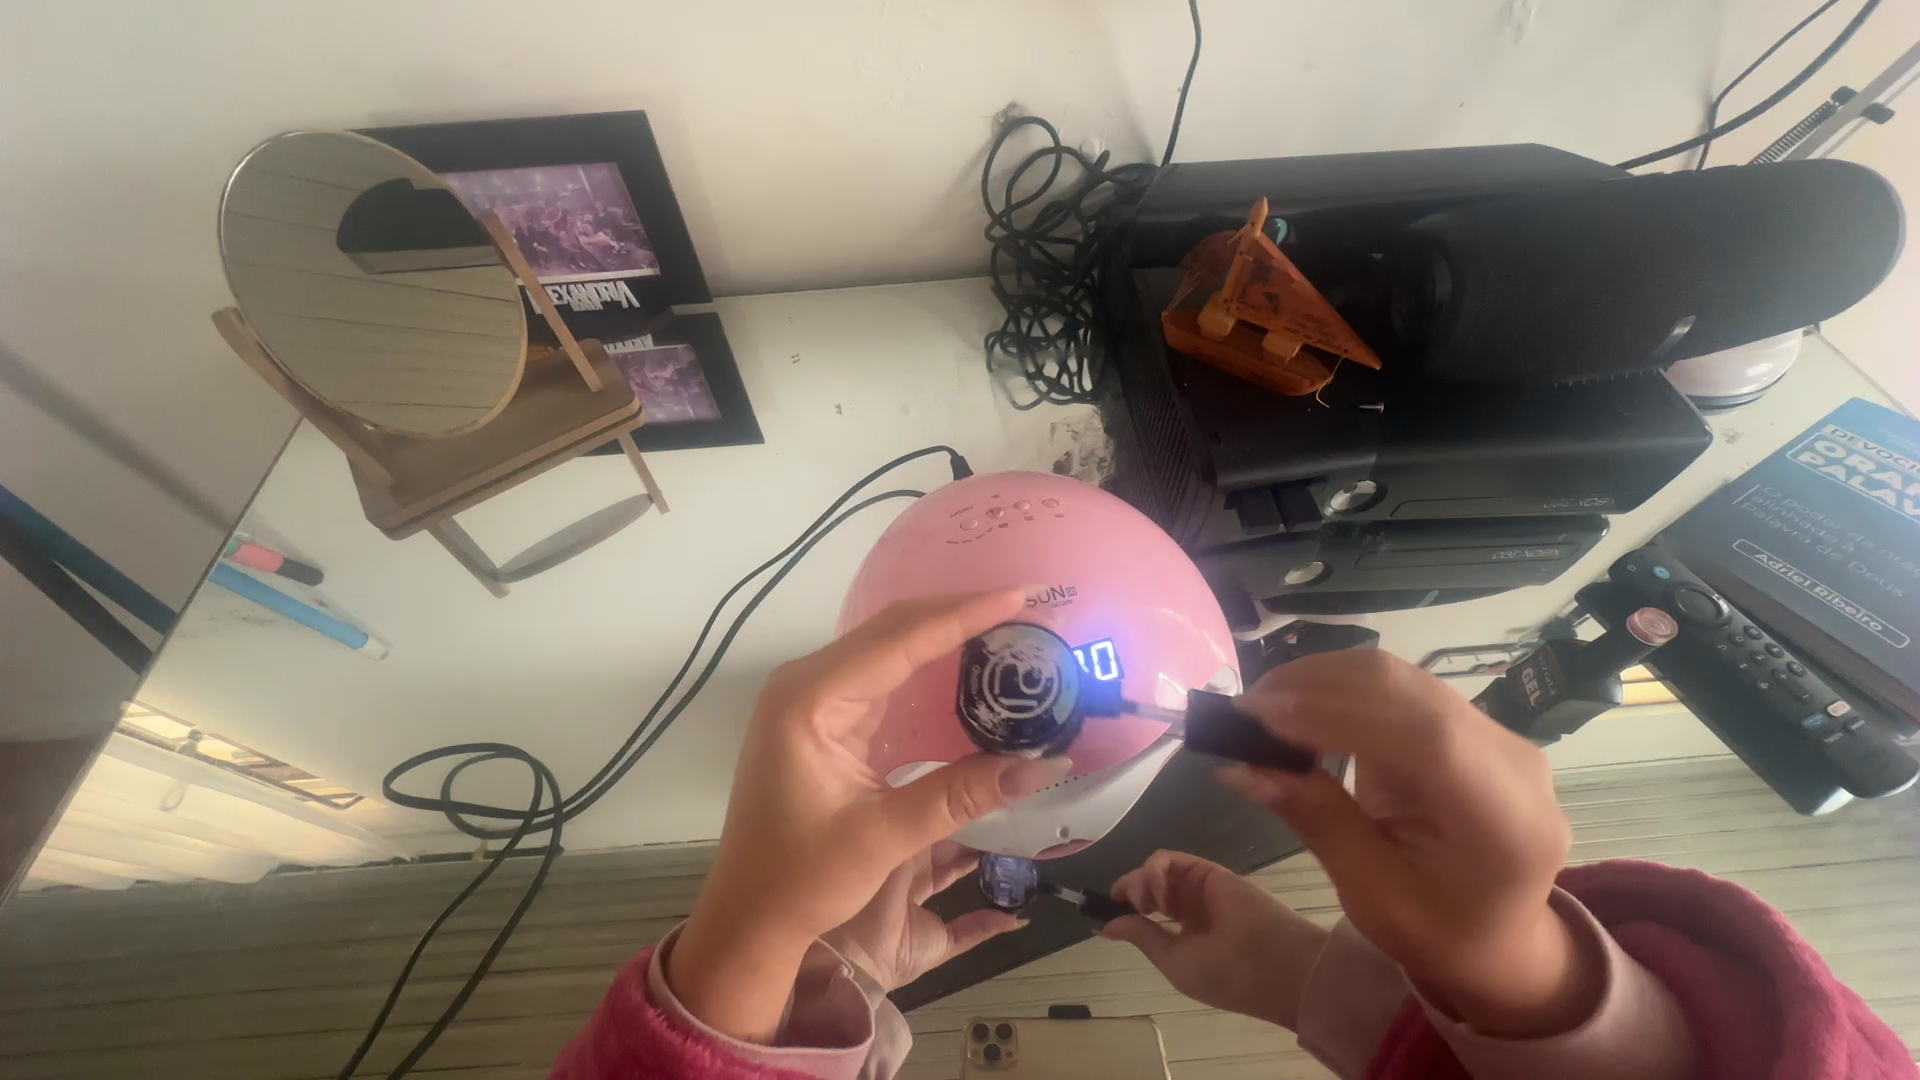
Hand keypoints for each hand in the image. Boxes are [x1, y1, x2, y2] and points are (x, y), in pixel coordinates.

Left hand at [668, 590, 1072, 1040]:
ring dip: (947, 631)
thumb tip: (1045, 763)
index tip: (1020, 598)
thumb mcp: (885, 836)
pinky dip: (929, 660)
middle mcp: (809, 682)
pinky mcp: (827, 713)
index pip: (899, 639)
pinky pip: (885, 670)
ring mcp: (815, 694)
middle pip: (894, 628)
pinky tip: (967, 658)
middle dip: (961, 613)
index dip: (963, 616)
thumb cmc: (801, 879)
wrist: (748, 915)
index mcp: (810, 700)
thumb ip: (962, 794)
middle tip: (1026, 608)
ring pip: (891, 643)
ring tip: (1007, 623)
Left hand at [1100, 850, 1329, 1029]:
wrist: (1272, 963)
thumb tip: (1105, 927)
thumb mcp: (1175, 962)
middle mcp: (1188, 907)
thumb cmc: (1224, 974)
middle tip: (1130, 904)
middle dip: (1129, 890)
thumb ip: (1142, 937)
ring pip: (1153, 870)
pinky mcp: (1204, 869)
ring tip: (1149, 903)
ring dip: (1139, 882)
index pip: (1147, 912)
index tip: (1105, 911)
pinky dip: (1153, 870)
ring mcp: (1195, 886)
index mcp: (1184, 934)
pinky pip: (1168, 859)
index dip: (1125, 906)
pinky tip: (1159, 894)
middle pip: (1145, 885)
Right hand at [1217, 649, 1599, 1037]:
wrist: (1500, 936)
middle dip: (1316, 687)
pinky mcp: (1459, 719)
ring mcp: (1488, 731)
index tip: (1262, 715)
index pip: (1426, 737)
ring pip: (1392, 675)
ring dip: (1317, 679)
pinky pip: (1389, 684)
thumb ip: (1316, 820)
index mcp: (1506, 819)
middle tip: (1244, 709)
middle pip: (1405, 690)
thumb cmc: (1438, 929)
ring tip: (1259, 704)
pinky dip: (1332, 685)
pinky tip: (1292, 702)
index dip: (1339, 714)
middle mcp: (1510, 759)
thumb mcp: (1373, 892)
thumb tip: (1241, 768)